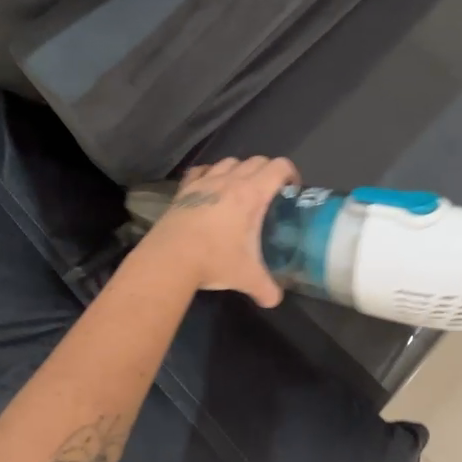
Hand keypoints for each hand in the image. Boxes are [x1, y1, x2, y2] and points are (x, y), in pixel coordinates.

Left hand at [142, 157, 299, 306]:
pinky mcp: (185, 189)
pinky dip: (210, 174)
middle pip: (256, 161)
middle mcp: (230, 180)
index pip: (279, 167)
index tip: (292, 190)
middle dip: (268, 172)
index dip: (290, 173)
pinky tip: (210, 188)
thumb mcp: (247, 277)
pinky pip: (201, 170)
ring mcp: (204, 182)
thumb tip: (275, 300)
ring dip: (240, 170)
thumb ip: (266, 288)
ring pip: (229, 162)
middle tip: (270, 194)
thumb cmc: (215, 261)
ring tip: (241, 190)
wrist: (170, 258)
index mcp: (252, 194)